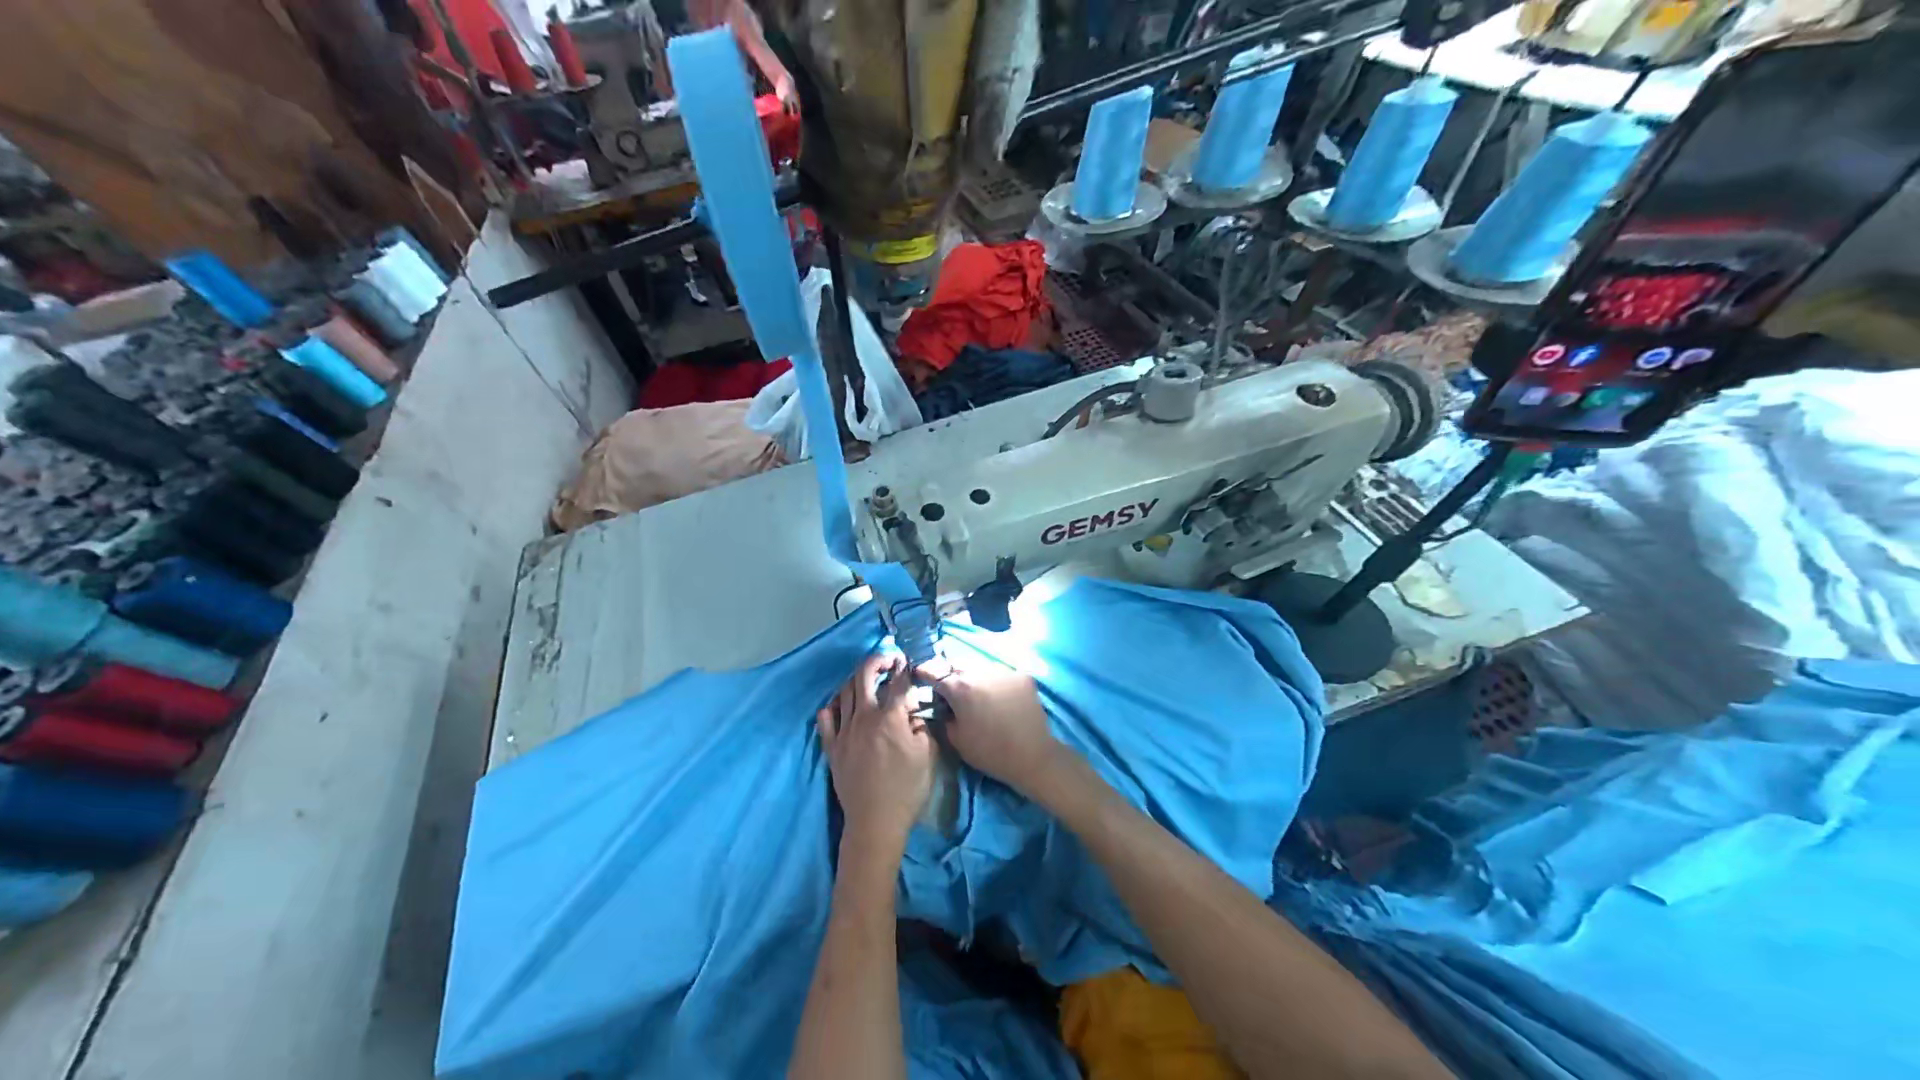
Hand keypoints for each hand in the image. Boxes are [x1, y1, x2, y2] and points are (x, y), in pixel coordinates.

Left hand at [817, 653, 935, 848]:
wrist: (875, 822)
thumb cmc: (906, 790)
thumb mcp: (927, 755)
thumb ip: (921, 725)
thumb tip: (913, 710)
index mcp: (889, 718)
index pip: (898, 682)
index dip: (906, 667)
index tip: (911, 662)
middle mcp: (863, 717)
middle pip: (865, 675)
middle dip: (878, 661)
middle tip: (890, 661)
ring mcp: (843, 731)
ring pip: (845, 691)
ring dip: (858, 678)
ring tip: (870, 679)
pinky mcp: (831, 747)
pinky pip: (826, 718)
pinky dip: (834, 705)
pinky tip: (842, 705)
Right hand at [916, 657, 1064, 794]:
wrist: (1033, 756)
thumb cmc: (990, 752)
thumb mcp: (956, 739)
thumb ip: (943, 716)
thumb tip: (941, 705)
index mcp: (960, 687)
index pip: (934, 671)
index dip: (924, 672)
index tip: (919, 675)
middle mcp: (980, 672)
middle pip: (957, 664)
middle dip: (949, 672)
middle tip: (948, 687)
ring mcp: (1003, 671)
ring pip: (979, 666)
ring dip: (972, 675)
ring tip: (974, 692)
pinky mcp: (1022, 675)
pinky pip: (1000, 673)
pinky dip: (993, 681)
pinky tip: (996, 696)